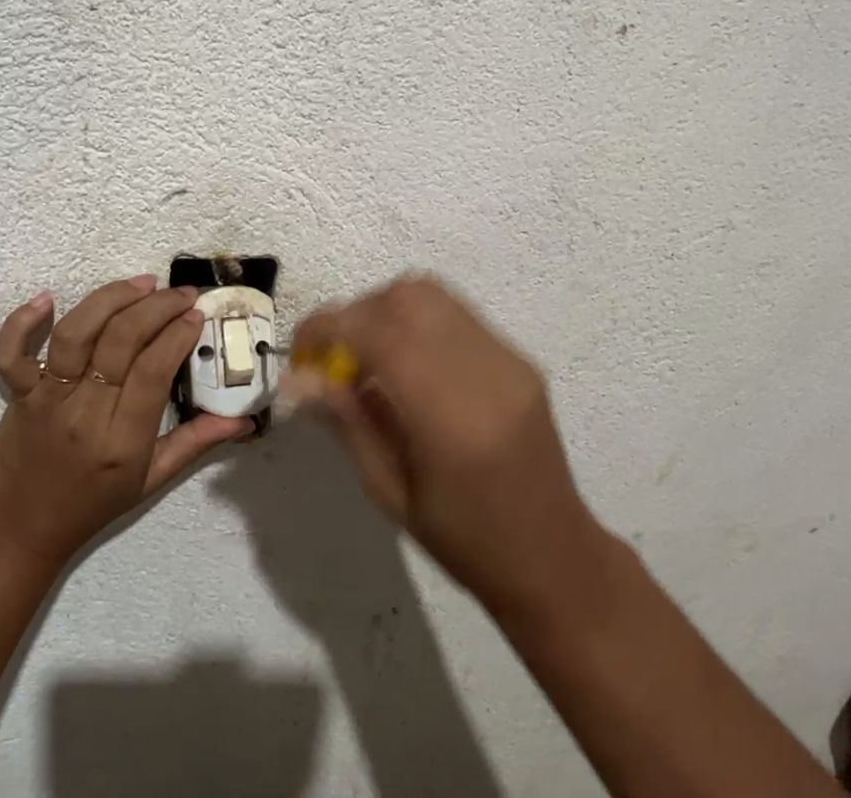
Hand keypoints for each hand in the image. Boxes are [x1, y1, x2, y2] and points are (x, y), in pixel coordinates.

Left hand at [0, 275, 253, 565]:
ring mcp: (47, 400)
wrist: (26, 524)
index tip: (196, 315)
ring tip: (140, 284)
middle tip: (180, 293)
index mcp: (122, 440)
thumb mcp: (152, 481)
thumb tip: (244, 419)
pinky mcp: (18, 394)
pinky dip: (22, 322)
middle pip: (119, 342)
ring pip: (74, 335)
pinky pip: (10, 354)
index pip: (153, 371)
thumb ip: (196, 443)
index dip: (177, 335)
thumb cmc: (95, 502)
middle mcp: (84, 414)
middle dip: (155, 308)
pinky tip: (46, 298)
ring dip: (108, 299)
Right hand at [291, 275, 602, 615]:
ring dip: (384, 312)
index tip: (299, 353)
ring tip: (365, 357)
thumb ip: (346, 422)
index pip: (379, 334)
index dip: (328, 328)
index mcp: (451, 418)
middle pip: (406, 298)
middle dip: (355, 314)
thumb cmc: (463, 540)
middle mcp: (486, 373)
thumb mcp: (388, 491)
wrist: (553, 556)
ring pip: (432, 295)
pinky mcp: (520, 360)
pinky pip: (455, 316)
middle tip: (332, 357)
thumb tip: (297, 377)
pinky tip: (404, 367)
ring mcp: (510, 361)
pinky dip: (414, 324)